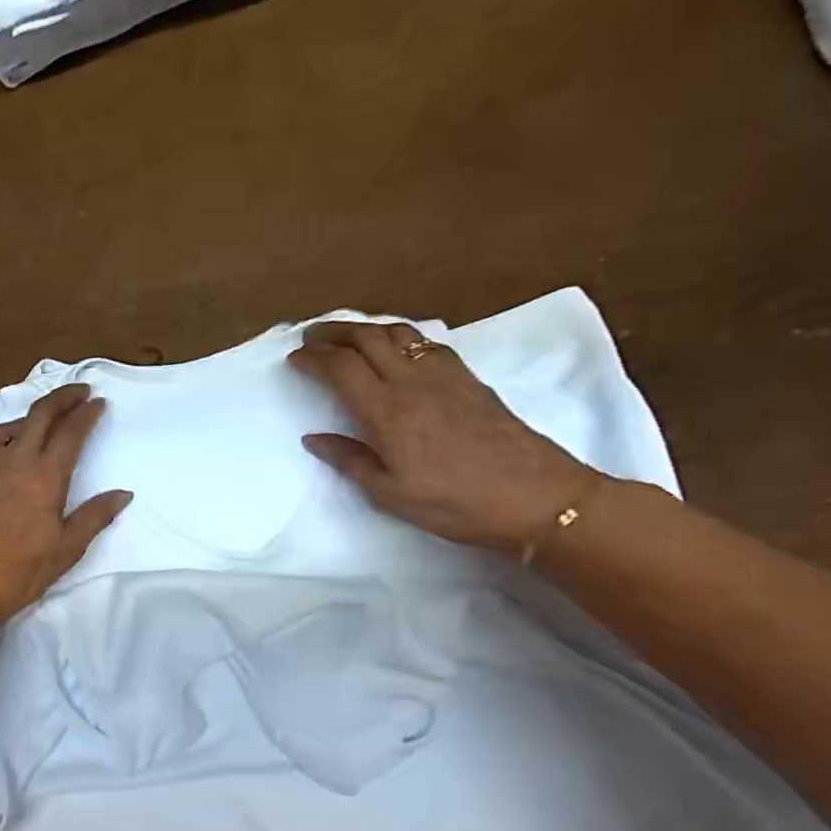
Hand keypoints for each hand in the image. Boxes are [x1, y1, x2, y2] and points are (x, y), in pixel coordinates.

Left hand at [0, 384, 132, 626]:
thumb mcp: (69, 545)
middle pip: (42, 414)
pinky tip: (17, 434)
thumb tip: (123, 494)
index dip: (87, 414)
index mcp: (47, 476)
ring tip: (56, 410)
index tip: (100, 403)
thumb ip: (96, 514)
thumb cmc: (25, 567)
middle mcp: (20, 461)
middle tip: (83, 391)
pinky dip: (8, 429)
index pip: (71, 433)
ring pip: (18, 422)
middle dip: (64, 397)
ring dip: (40, 410)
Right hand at [287, 321, 596, 549]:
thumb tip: (314, 438)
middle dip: (331, 332)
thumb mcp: (392, 495)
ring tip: (346, 336)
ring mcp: (443, 373)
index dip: (312, 359)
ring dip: (365, 327)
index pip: (339, 367)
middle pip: (364, 337)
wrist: (536, 496)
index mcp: (386, 411)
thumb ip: (350, 461)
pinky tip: (397, 348)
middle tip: (310, 337)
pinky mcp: (468, 376)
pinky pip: (425, 341)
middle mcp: (411, 381)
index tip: (295, 360)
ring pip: (396, 332)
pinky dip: (399, 335)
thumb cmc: (457, 503)